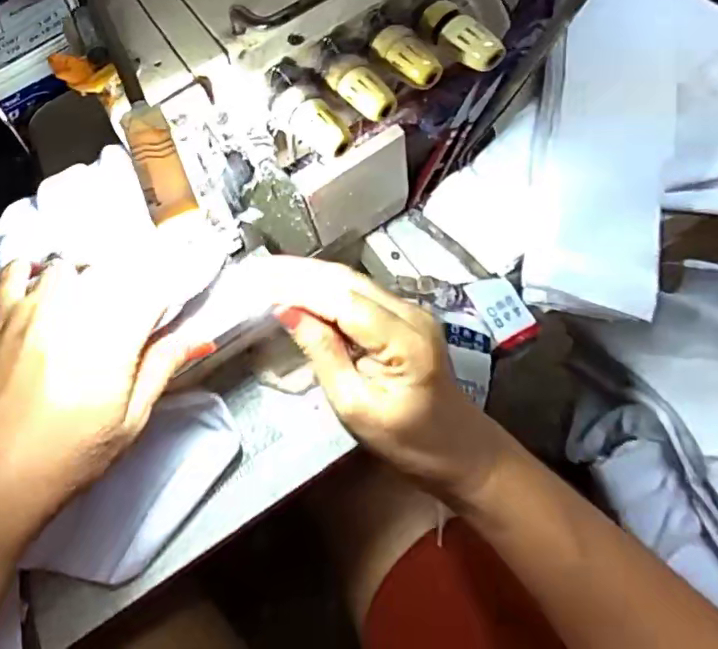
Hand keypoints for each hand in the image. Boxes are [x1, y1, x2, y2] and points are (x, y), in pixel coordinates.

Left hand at [0, 259, 213, 555]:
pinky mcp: (0, 317)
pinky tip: (42, 283)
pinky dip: (33, 269)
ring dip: (86, 275)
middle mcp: (72, 313)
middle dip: (130, 285)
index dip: (165, 294)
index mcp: (110, 341)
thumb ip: (160, 369)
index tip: (165, 311)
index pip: (151, 290)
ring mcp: (32, 310)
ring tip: (89, 301)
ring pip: (70, 265)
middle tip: (128, 316)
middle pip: (112, 271)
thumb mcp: (127, 424)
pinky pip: (17, 272)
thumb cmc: (65, 461)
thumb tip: (197, 337)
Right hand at [244, 256, 515, 504]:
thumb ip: (323, 354)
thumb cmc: (408, 442)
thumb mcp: (356, 407)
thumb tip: (287, 311)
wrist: (460, 449)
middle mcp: (409, 312)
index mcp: (403, 340)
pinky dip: (325, 285)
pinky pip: (359, 290)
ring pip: (351, 279)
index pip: (343, 300)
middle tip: (257, 269)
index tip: (260, 283)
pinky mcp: (404, 312)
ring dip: (310, 273)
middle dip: (299, 272)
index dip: (300, 288)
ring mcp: (410, 308)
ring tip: (270, 271)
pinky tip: (300, 284)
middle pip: (347, 280)